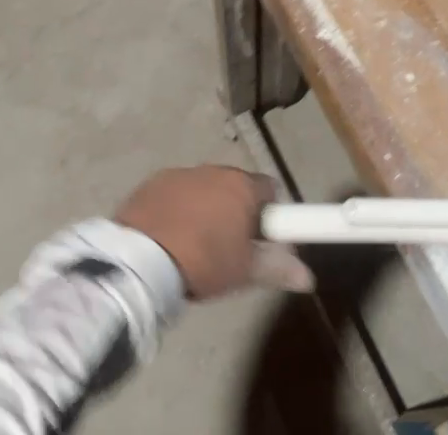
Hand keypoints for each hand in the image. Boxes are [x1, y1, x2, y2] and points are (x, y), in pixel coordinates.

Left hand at [114, 166, 311, 298]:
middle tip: (230, 248)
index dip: (272, 215)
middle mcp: (213, 170)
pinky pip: (173, 194)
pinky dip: (176, 209)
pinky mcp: (150, 184)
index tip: (265, 241)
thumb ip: (278, 268)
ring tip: (195, 245)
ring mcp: (179, 174)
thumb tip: (308, 276)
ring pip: (203, 189)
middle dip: (237, 211)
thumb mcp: (244, 271)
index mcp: (242, 186)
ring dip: (205, 209)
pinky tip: (169, 237)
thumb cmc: (203, 261)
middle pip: (235, 187)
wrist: (140, 261)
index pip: (271, 190)